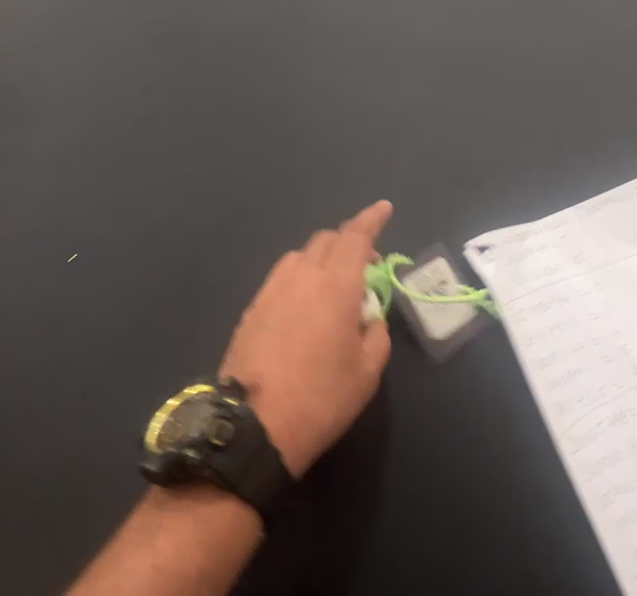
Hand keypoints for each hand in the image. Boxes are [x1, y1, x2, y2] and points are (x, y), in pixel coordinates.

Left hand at [220, 201, 393, 476]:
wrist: (252, 427)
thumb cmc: (320, 400)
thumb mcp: (366, 373)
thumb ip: (376, 335)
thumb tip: (370, 318)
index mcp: (336, 287)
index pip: (356, 238)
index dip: (372, 220)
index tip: (384, 209)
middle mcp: (302, 278)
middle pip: (327, 240)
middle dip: (349, 242)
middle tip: (366, 266)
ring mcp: (272, 291)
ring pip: (301, 256)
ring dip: (322, 259)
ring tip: (334, 287)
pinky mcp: (252, 309)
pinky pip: (282, 277)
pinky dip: (300, 277)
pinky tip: (304, 305)